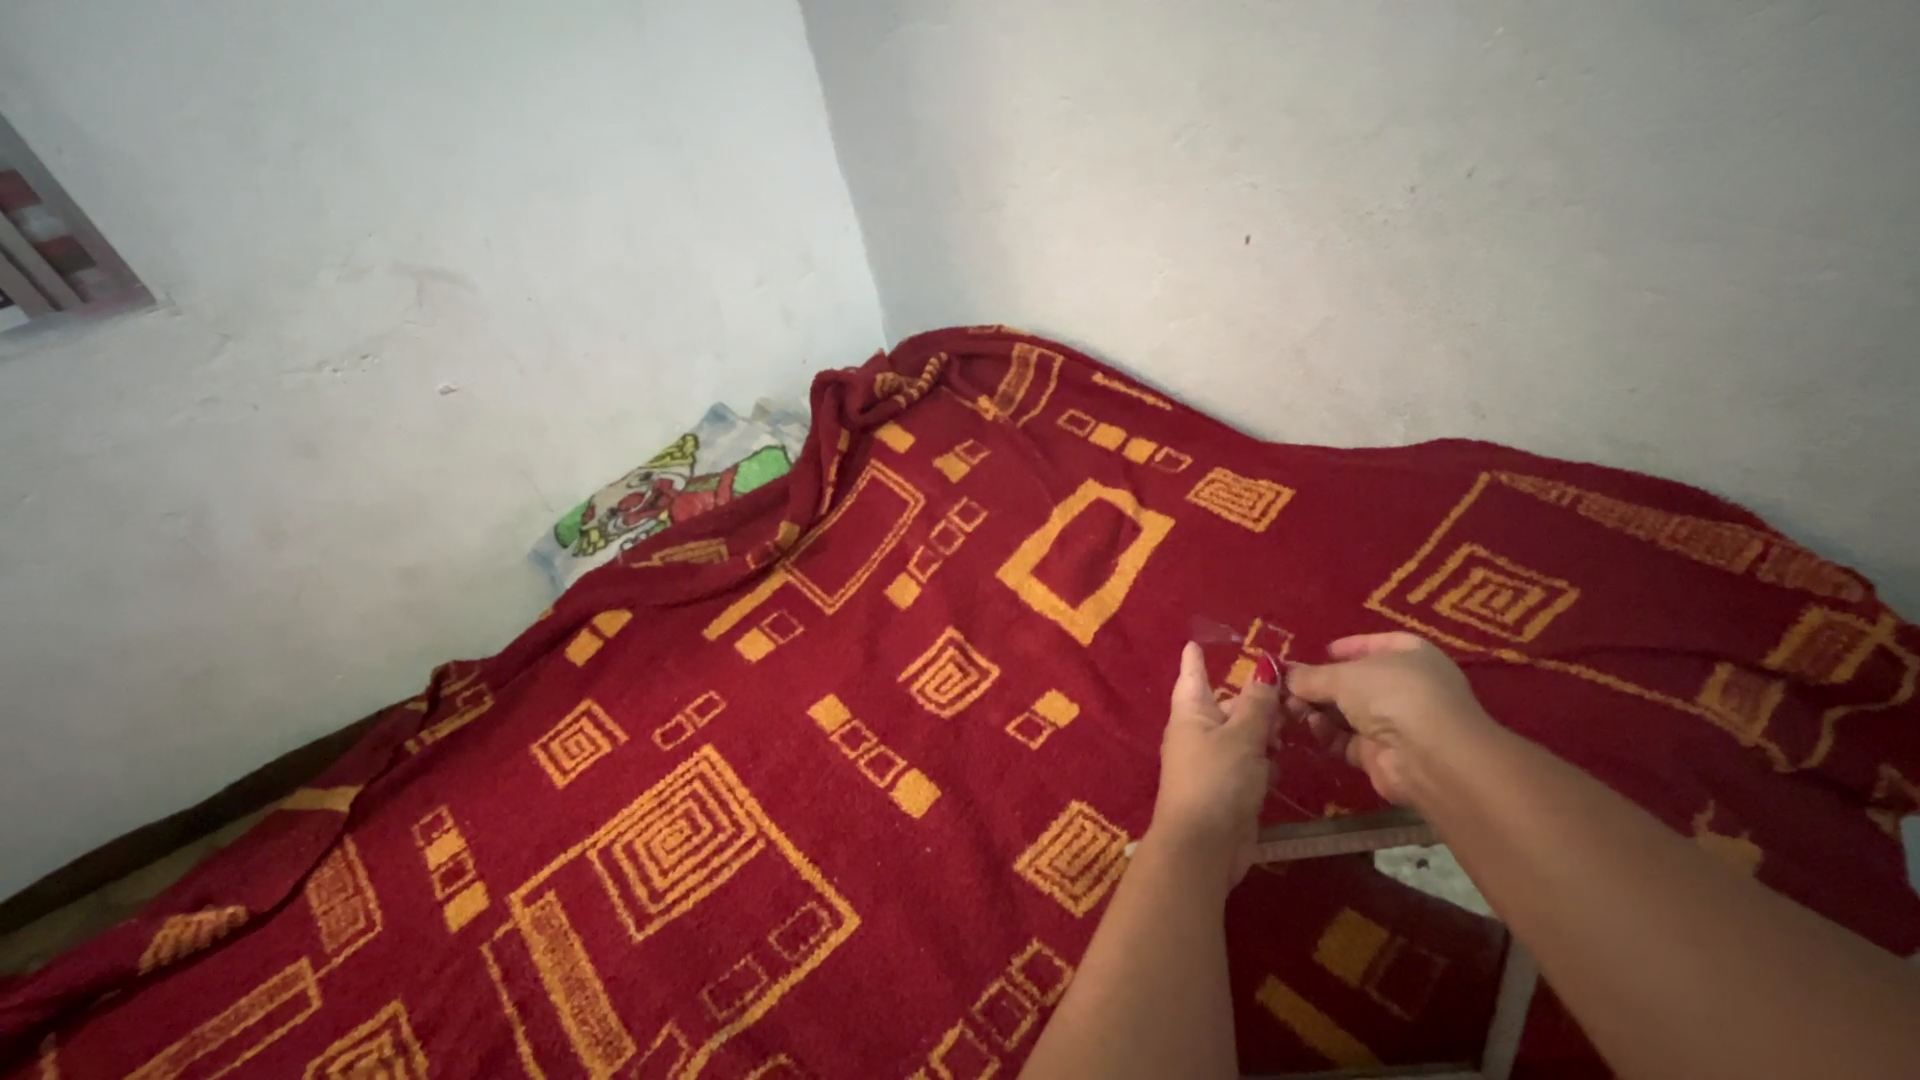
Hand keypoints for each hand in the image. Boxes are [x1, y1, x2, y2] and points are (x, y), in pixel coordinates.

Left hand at [1151, 642, 1279, 885]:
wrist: (1204, 846)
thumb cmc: (1217, 780)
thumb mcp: (1242, 736)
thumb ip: (1257, 704)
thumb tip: (1264, 668)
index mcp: (1190, 713)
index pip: (1193, 677)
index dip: (1196, 660)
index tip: (1194, 642)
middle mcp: (1197, 734)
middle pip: (1225, 706)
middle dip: (1252, 700)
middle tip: (1290, 694)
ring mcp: (1211, 764)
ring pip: (1241, 736)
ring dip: (1265, 732)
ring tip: (1296, 726)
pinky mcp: (1227, 790)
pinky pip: (1248, 765)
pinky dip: (1265, 762)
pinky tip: (1285, 763)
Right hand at [1284, 632, 1496, 806]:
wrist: (1428, 757)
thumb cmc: (1392, 694)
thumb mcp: (1342, 675)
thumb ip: (1309, 676)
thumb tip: (1282, 675)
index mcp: (1411, 655)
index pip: (1378, 645)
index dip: (1349, 647)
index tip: (1320, 652)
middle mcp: (1408, 687)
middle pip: (1356, 682)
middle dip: (1321, 684)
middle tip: (1288, 686)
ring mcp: (1397, 723)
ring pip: (1348, 713)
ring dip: (1318, 710)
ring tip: (1291, 707)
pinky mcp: (1383, 755)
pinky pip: (1347, 740)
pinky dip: (1328, 734)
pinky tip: (1311, 727)